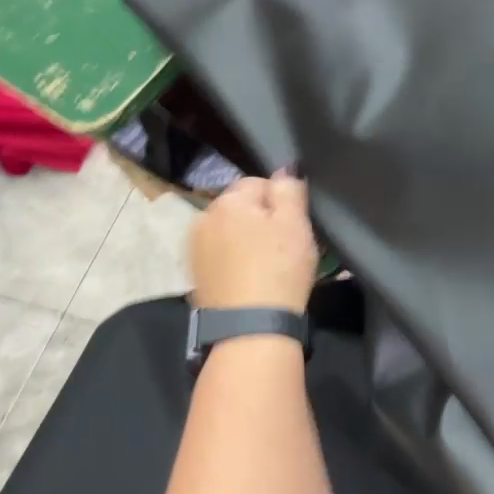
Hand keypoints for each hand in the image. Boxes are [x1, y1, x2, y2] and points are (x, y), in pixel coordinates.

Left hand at [189, 171, 317, 312]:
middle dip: (263, 220)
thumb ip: (290, 190)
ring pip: (231, 232)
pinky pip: (222, 255)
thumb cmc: (279, 269)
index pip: (260, 182)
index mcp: (230, 201)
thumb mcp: (296, 224)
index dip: (283, 201)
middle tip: (288, 246)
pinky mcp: (197, 273)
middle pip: (242, 208)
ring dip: (248, 240)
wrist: (251, 325)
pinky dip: (237, 260)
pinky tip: (252, 278)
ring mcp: (195, 247)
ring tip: (270, 264)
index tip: (298, 226)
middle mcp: (204, 216)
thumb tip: (286, 169)